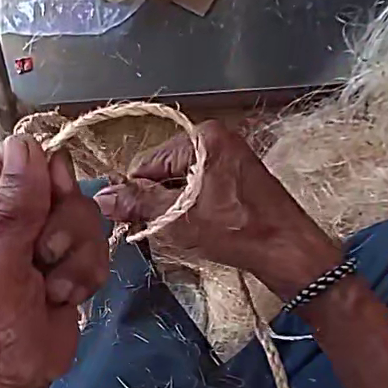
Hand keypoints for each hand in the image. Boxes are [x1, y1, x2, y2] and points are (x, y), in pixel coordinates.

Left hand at [0, 133, 110, 387]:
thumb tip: (22, 142)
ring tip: (52, 287)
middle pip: (58, 186)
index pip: (13, 162)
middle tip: (45, 257)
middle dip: (63, 226)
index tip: (47, 200)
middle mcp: (10, 222)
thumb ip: (15, 203)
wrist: (16, 380)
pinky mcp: (69, 265)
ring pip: (84, 216)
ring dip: (76, 256)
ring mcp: (42, 243)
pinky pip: (96, 247)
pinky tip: (65, 297)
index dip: (39, 175)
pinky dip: (85, 275)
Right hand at [95, 120, 341, 298]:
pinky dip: (188, 205)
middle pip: (161, 170)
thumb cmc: (233, 230)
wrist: (286, 250)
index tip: (135, 220)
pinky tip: (194, 225)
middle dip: (154, 199)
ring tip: (177, 229)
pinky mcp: (236, 174)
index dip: (135, 193)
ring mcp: (229, 155)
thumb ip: (136, 203)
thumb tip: (101, 198)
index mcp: (201, 137)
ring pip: (178, 180)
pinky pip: (197, 185)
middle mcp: (215, 137)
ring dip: (170, 205)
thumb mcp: (176, 217)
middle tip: (157, 228)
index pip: (145, 163)